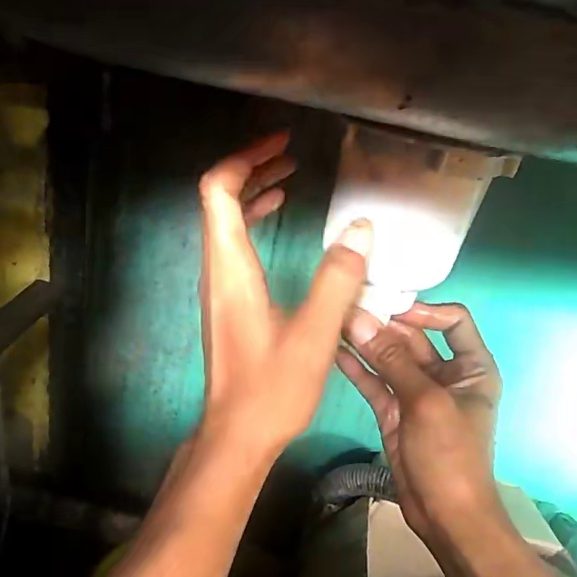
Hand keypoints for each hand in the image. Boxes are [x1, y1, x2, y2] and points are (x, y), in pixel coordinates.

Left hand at [193, 131, 372, 467]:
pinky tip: (280, 219)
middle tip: (291, 151)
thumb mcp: (314, 335)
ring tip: (289, 173)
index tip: (282, 143)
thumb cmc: (271, 388)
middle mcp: (215, 269)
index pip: (216, 191)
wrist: (236, 433)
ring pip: (224, 221)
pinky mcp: (226, 299)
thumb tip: (361, 228)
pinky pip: (233, 243)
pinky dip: (253, 219)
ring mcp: (217, 285)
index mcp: (230, 268)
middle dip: (251, 166)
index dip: (244, 157)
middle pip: (217, 198)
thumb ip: (338, 280)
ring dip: (252, 191)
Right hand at [335, 303, 503, 545]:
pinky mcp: (392, 410)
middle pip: (413, 337)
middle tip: (347, 305)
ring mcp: (416, 393)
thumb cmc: (451, 454)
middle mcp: (445, 374)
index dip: (424, 310)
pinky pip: (373, 380)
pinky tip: (332, 350)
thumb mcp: (426, 402)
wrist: (446, 515)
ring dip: (365, 341)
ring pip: (388, 357)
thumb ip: (391, 360)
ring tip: (333, 320)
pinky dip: (356, 366)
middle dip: (383, 322)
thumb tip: (357, 319)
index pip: (453, 321)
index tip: (390, 306)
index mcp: (472, 367)